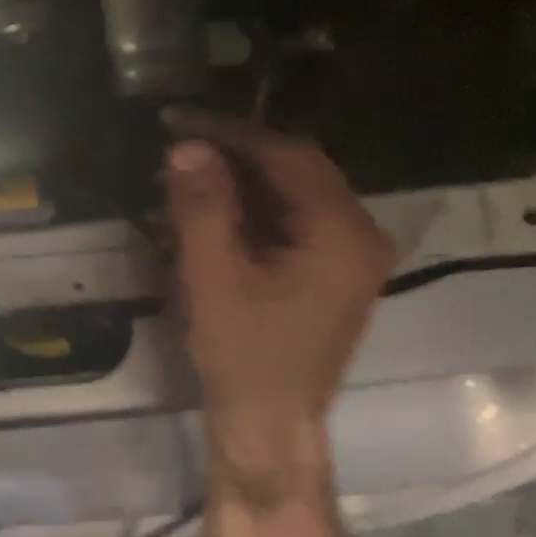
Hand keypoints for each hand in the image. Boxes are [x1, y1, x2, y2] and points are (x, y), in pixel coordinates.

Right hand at [162, 110, 395, 494]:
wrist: (269, 417)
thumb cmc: (241, 349)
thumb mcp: (212, 274)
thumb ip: (202, 207)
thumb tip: (186, 146)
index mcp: (341, 233)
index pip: (287, 156)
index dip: (229, 131)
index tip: (175, 119)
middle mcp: (360, 234)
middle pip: (298, 168)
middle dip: (235, 148)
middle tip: (175, 139)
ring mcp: (351, 254)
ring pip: (295, 191)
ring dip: (241, 174)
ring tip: (184, 168)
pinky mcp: (331, 271)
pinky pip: (293, 216)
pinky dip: (252, 202)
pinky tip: (212, 204)